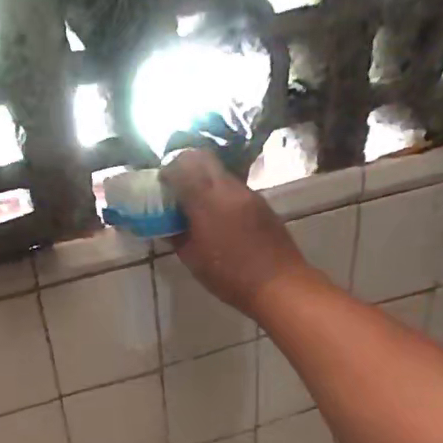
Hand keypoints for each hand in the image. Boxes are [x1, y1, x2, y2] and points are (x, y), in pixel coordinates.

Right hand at [161, 149, 310, 314]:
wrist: (279, 284)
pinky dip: (223, 194)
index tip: (163, 184)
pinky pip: (236, 189)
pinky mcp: (262, 203)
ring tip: (200, 205)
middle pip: (203, 158)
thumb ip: (178, 237)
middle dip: (187, 166)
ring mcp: (249, 193)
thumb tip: (170, 225)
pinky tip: (222, 217)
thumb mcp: (194, 260)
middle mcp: (228, 188)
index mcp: (206, 200)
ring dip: (207, 181)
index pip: (181, 166)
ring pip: (221, 173)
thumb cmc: (231, 276)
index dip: (168, 171)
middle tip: (179, 187)